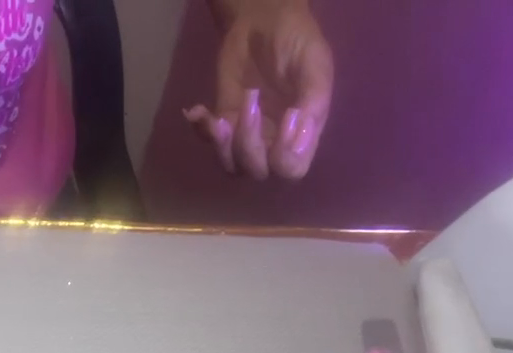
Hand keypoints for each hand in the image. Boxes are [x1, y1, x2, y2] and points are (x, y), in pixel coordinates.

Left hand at [187, 0, 333, 179]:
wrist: (264, 20)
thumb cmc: (295, 40)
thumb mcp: (314, 62)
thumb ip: (314, 100)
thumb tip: (301, 140)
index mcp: (302, 133)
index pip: (292, 169)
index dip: (285, 156)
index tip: (288, 115)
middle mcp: (274, 143)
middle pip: (257, 172)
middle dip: (249, 144)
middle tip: (251, 97)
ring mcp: (246, 136)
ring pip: (231, 166)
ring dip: (223, 145)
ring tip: (222, 116)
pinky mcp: (223, 124)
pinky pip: (208, 142)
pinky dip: (201, 131)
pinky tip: (198, 110)